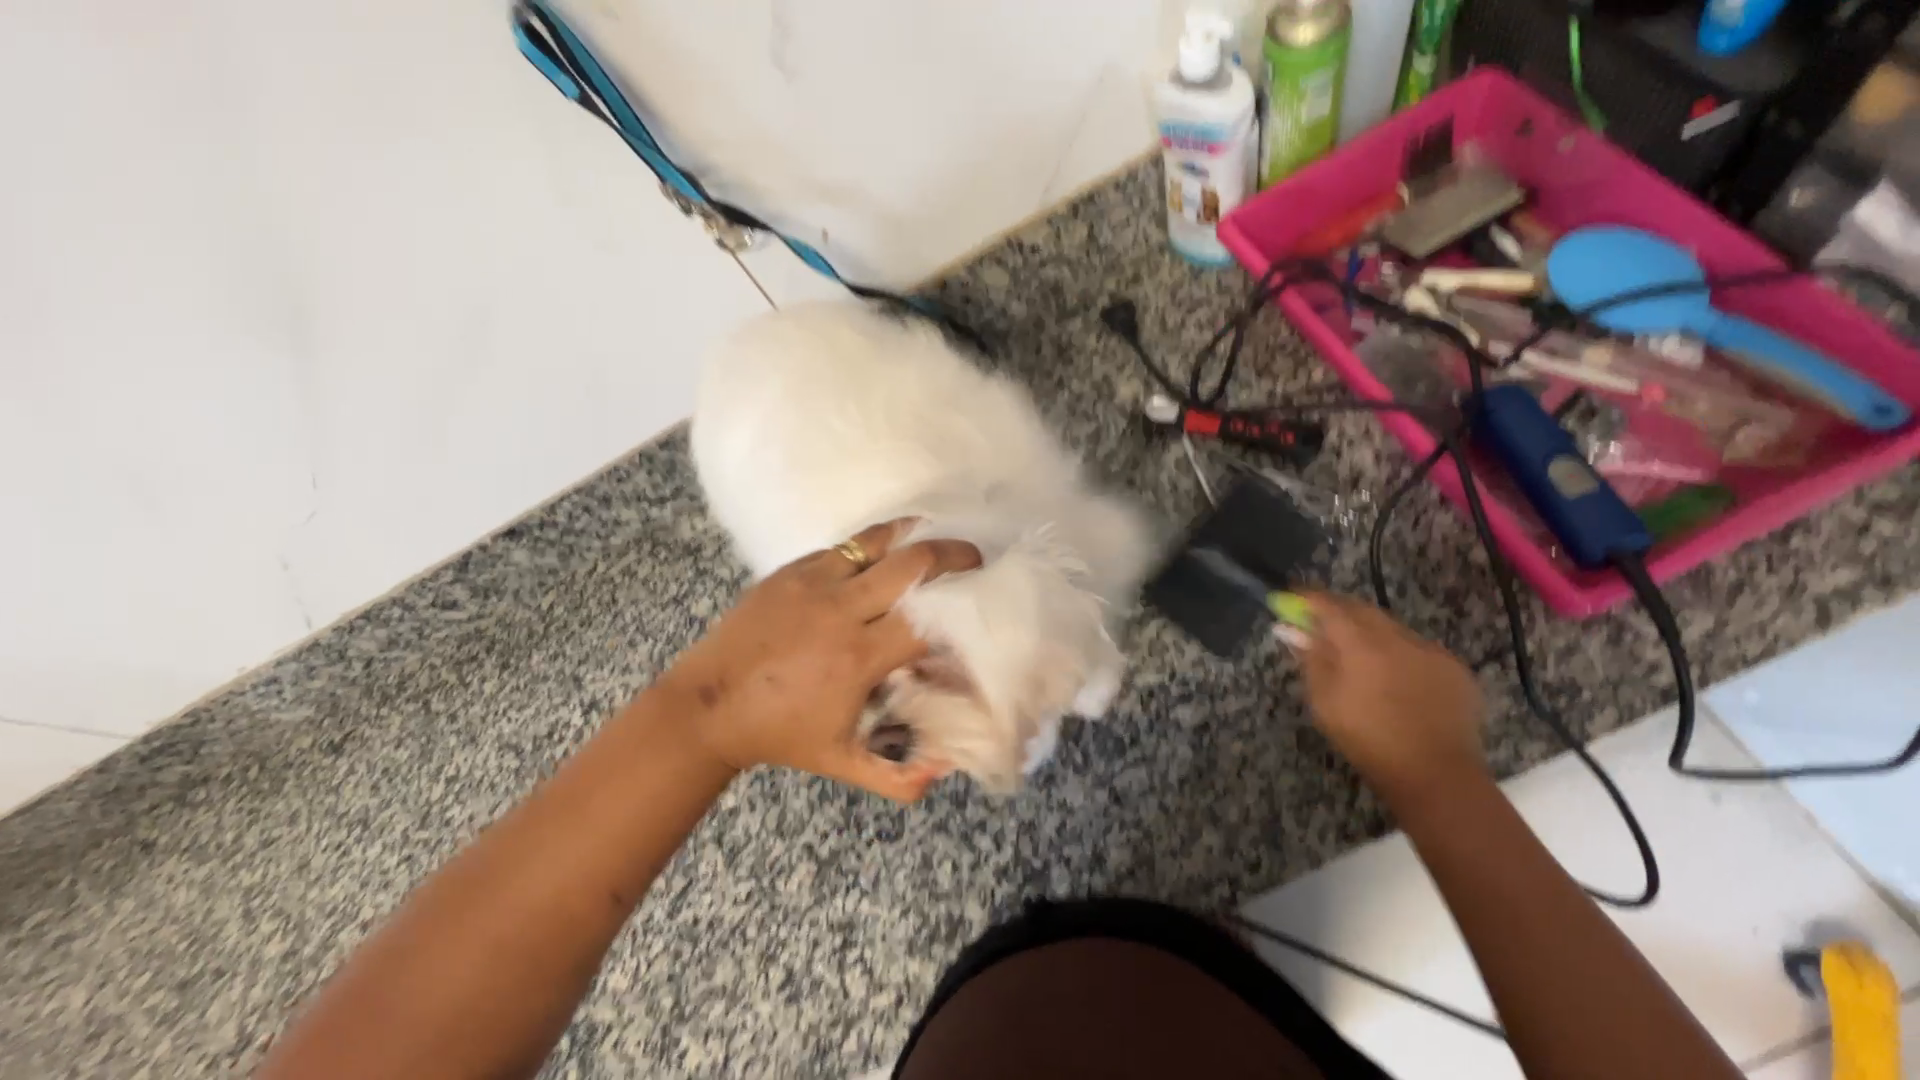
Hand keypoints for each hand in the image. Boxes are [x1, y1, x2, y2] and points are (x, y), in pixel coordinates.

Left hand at [660, 519, 981, 801]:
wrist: (708, 706)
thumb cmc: (780, 734)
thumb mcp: (842, 763)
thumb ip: (900, 778)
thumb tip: (949, 767)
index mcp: (857, 657)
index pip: (929, 622)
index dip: (963, 620)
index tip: (981, 619)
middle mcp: (840, 610)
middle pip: (914, 563)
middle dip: (955, 556)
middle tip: (977, 562)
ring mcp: (813, 582)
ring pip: (879, 540)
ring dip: (916, 537)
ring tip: (938, 542)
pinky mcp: (790, 571)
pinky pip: (844, 546)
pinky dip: (874, 546)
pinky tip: (888, 553)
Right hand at [1293, 592, 1488, 802]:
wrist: (1436, 774)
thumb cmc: (1368, 740)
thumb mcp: (1325, 703)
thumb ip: (1310, 659)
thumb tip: (1291, 628)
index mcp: (1362, 645)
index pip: (1329, 607)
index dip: (1308, 599)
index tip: (1291, 597)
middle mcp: (1399, 638)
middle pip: (1363, 609)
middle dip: (1339, 610)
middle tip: (1320, 620)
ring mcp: (1431, 651)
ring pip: (1393, 628)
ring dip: (1371, 632)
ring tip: (1358, 653)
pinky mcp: (1456, 668)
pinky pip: (1419, 649)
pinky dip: (1400, 653)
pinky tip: (1396, 678)